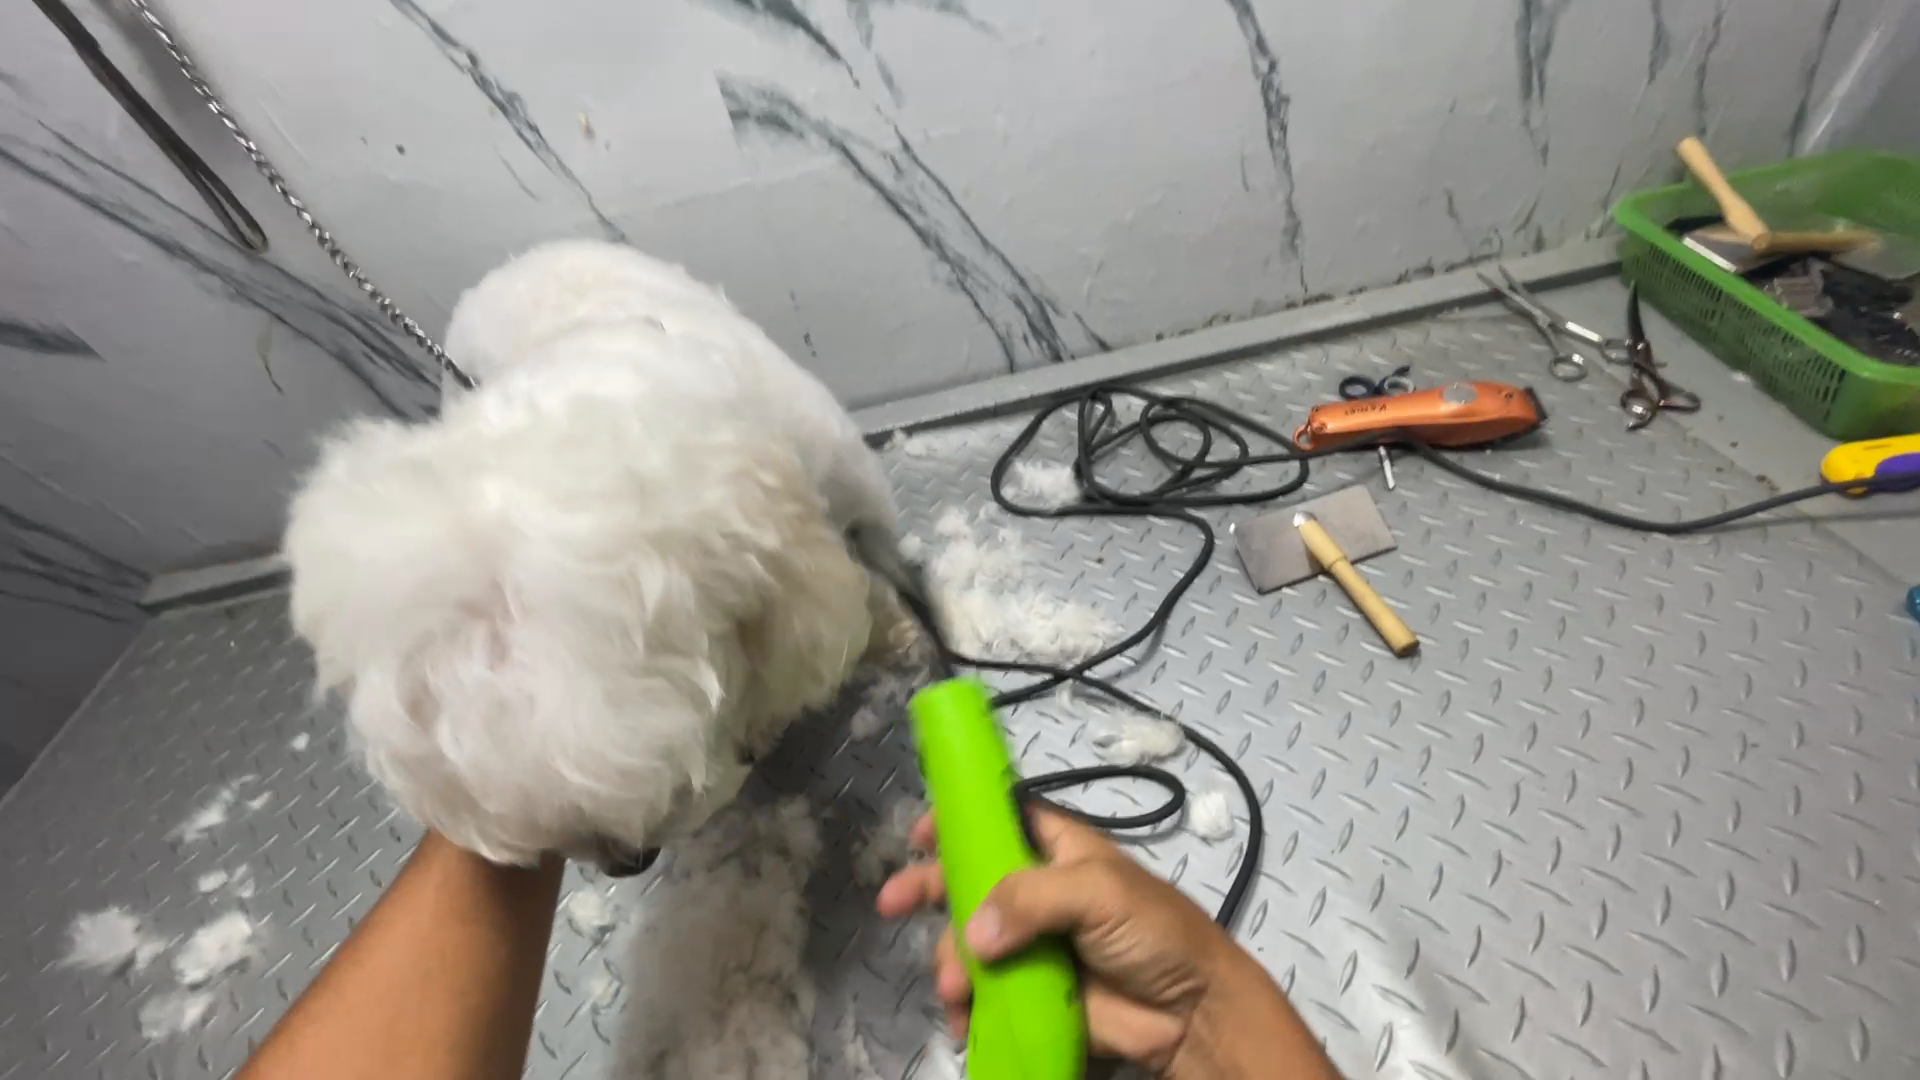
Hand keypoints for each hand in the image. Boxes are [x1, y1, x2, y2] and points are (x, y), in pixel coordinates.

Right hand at [876, 806, 1254, 1073]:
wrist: (1191, 1014)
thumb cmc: (1152, 930)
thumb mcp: (1098, 893)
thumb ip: (1031, 898)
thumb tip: (972, 931)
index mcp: (1055, 848)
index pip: (998, 818)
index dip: (958, 819)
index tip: (919, 834)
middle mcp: (1035, 888)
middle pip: (969, 877)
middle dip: (929, 888)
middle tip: (891, 903)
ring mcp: (1030, 940)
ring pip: (969, 937)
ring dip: (950, 959)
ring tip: (955, 989)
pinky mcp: (1030, 989)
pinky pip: (984, 989)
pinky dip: (966, 1003)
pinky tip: (964, 1020)